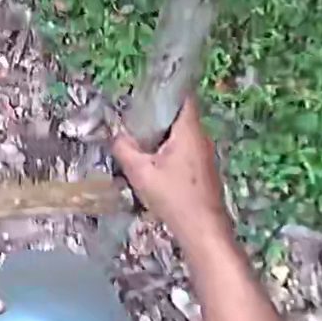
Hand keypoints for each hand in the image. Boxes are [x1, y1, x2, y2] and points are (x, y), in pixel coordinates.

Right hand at [111, 95, 229, 236]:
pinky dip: (166, 148)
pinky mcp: (202, 169)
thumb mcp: (139, 172)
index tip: (143, 88)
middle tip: (131, 117)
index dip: (165, 88)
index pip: (183, 97)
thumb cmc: (174, 197)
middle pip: (178, 114)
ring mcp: (204, 154)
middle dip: (155, 114)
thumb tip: (117, 135)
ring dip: (159, 133)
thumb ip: (124, 148)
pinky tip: (151, 161)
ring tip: (136, 139)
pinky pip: (182, 147)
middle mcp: (200, 137)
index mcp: (188, 131)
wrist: (204, 232)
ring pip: (179, 133)